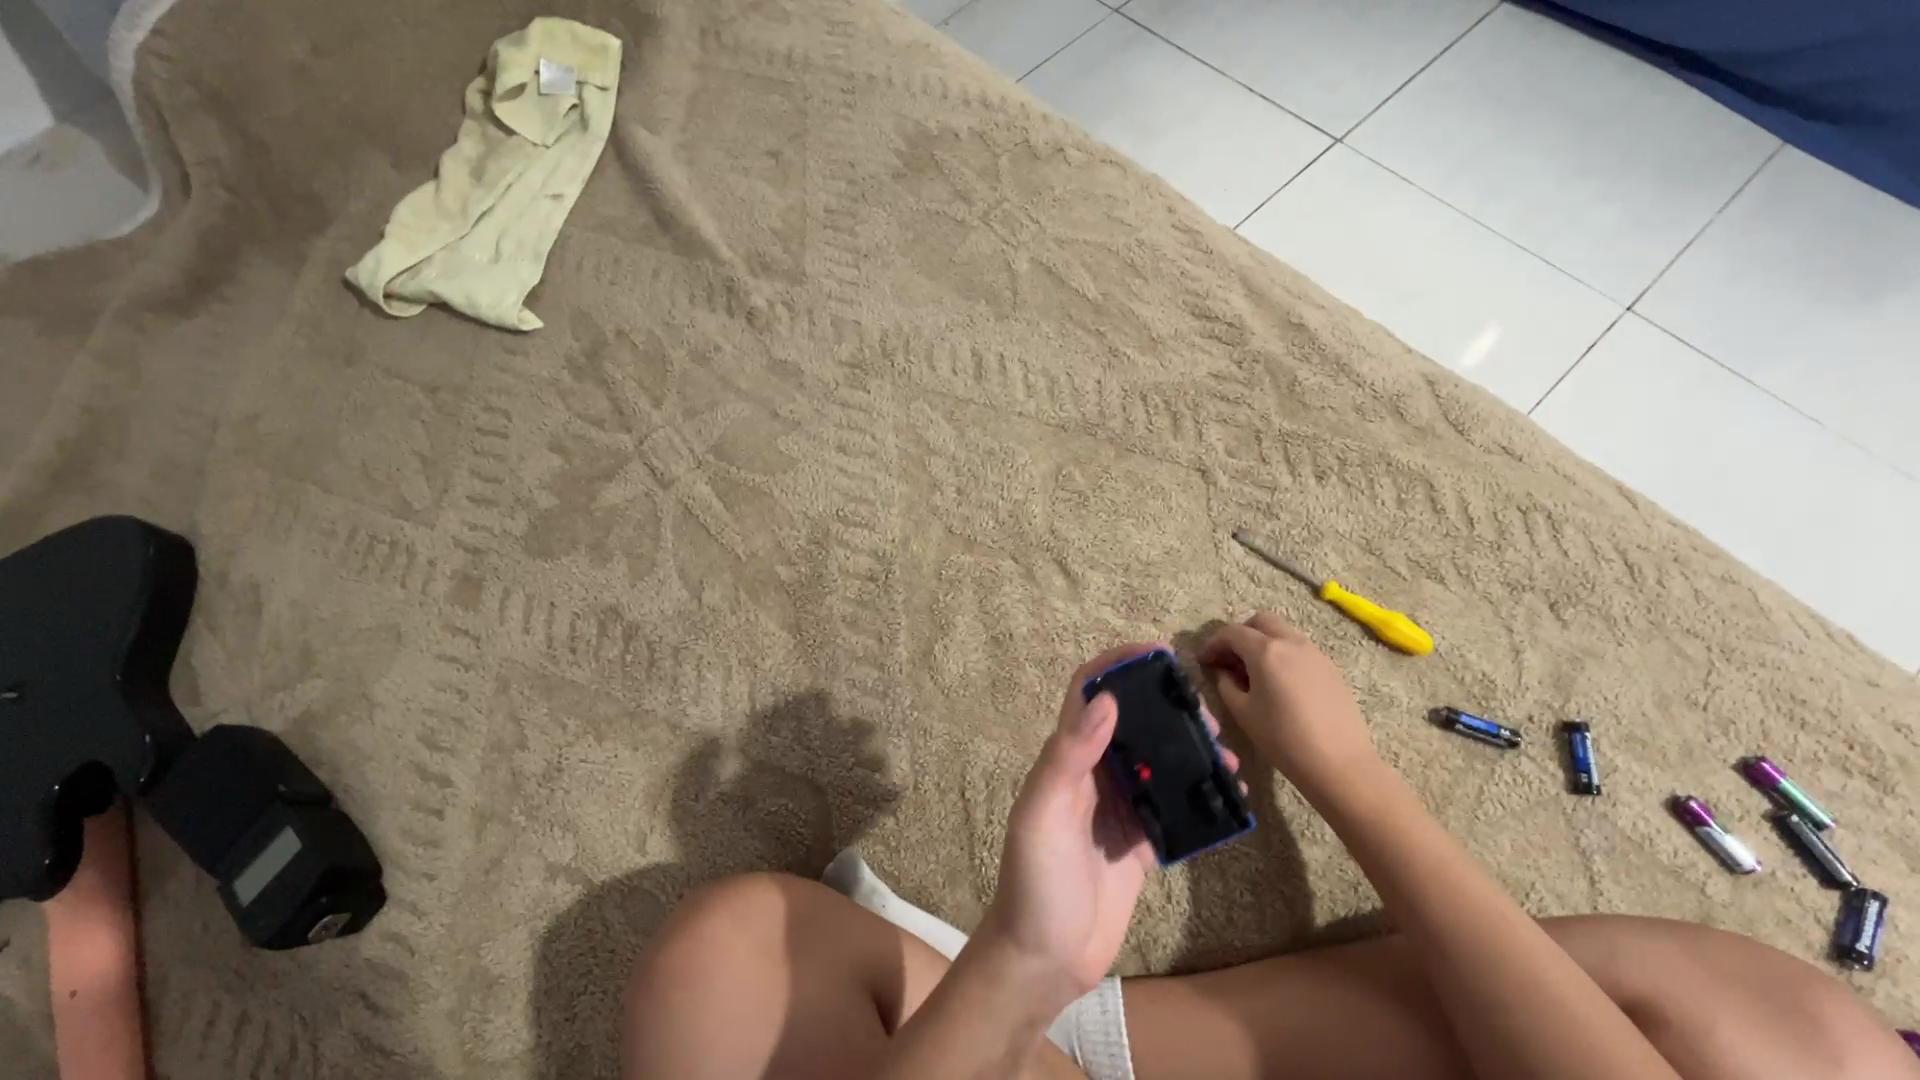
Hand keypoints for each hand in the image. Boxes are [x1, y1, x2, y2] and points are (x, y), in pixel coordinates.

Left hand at [976, 644, 1237, 1010]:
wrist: (1045, 959)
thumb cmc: (1034, 883)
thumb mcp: (1042, 814)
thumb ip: (1069, 756)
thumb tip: (1105, 698)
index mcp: (1065, 759)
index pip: (1089, 693)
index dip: (1118, 665)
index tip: (1160, 653)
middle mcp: (1093, 775)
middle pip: (1132, 722)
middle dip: (1167, 708)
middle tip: (1206, 716)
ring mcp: (1120, 808)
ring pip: (1158, 761)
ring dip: (1189, 750)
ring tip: (1225, 755)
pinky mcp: (1142, 842)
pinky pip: (1175, 805)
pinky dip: (1201, 794)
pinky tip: (1228, 793)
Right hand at [1200, 613, 1378, 799]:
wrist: (1338, 762)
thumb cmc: (1283, 738)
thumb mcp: (1243, 712)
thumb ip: (1226, 685)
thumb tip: (1223, 672)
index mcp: (1265, 651)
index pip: (1232, 632)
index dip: (1213, 643)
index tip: (1204, 661)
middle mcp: (1291, 642)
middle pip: (1260, 621)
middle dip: (1240, 634)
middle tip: (1229, 660)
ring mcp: (1315, 653)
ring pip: (1283, 632)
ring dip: (1263, 642)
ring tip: (1254, 673)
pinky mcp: (1330, 667)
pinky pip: (1299, 648)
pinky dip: (1282, 654)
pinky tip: (1279, 683)